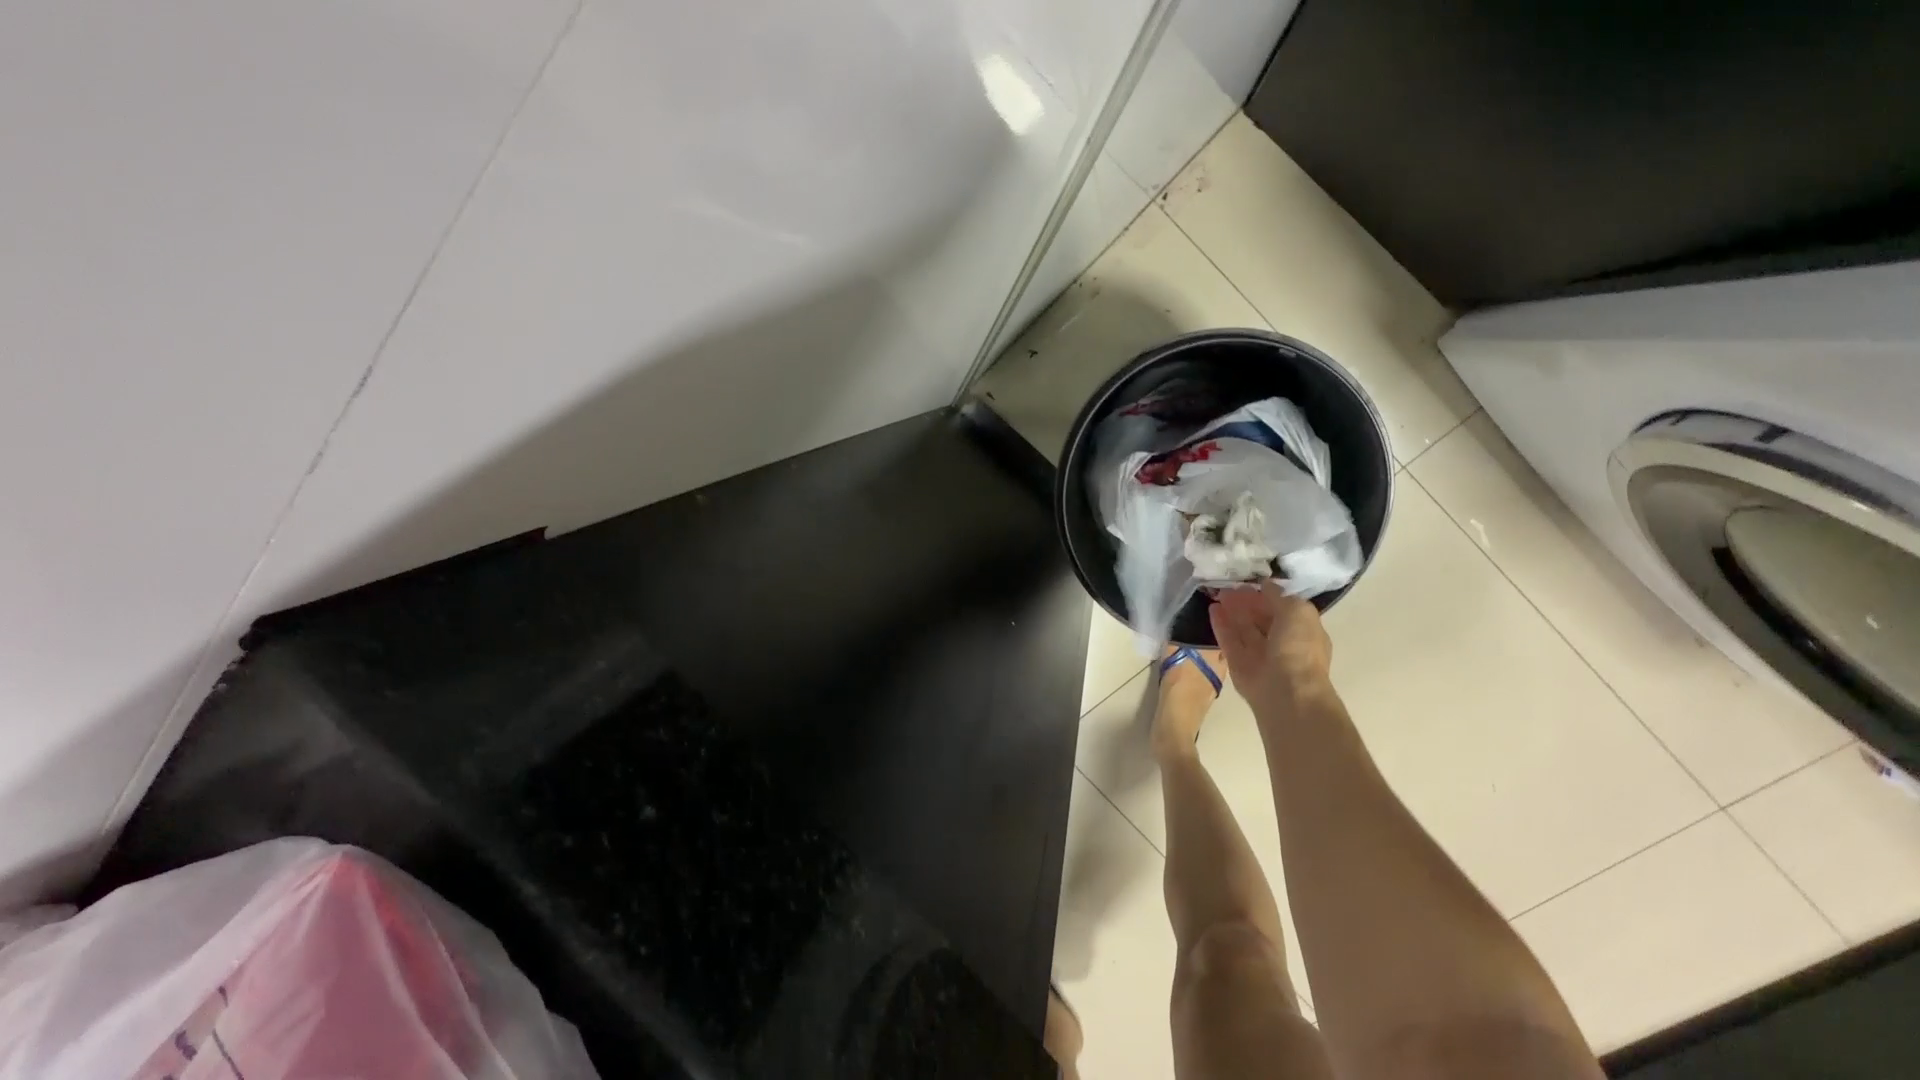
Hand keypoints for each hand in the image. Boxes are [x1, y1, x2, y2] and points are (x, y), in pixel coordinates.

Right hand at [1208, 580, 1332, 710]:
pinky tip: (1212, 608)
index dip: (1268, 594)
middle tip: (1230, 584)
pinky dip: (1221, 624)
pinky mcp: (1238, 663)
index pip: (1284, 608)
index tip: (1251, 579)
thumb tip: (1265, 584)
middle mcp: (1282, 643)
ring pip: (1244, 628)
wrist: (1286, 691)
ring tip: (1219, 592)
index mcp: (1302, 631)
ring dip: (1232, 610)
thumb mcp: (1298, 611)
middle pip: (1261, 617)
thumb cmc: (1298, 647)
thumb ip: (1279, 596)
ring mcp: (1259, 654)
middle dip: (1247, 601)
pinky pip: (1229, 640)